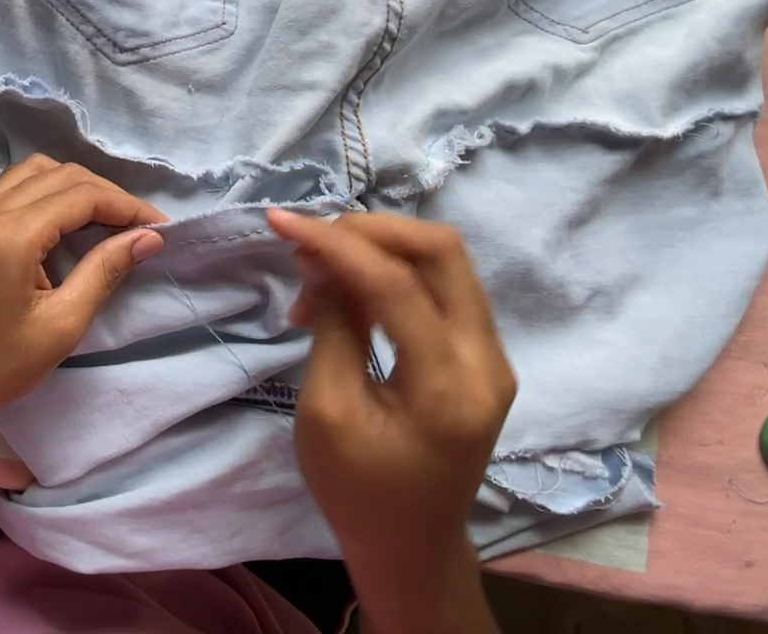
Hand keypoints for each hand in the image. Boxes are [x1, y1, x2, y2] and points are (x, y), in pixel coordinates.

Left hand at [0, 156, 165, 450]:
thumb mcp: (60, 327)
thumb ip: (104, 272)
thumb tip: (147, 237)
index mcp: (12, 234)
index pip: (82, 195)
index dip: (127, 205)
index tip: (159, 227)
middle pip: (60, 174)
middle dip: (106, 193)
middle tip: (138, 226)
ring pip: (34, 171)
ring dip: (74, 186)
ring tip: (105, 219)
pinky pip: (12, 186)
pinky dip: (45, 190)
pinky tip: (63, 219)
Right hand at [269, 209, 513, 633]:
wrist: (410, 545)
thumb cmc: (358, 488)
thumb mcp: (327, 410)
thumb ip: (334, 327)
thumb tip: (322, 262)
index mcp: (449, 385)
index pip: (396, 284)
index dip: (335, 243)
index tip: (280, 221)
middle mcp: (486, 360)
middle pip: (440, 252)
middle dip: (367, 230)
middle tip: (308, 243)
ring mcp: (488, 355)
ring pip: (441, 261)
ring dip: (374, 248)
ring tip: (315, 275)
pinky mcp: (475, 355)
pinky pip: (437, 286)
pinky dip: (386, 270)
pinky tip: (344, 289)